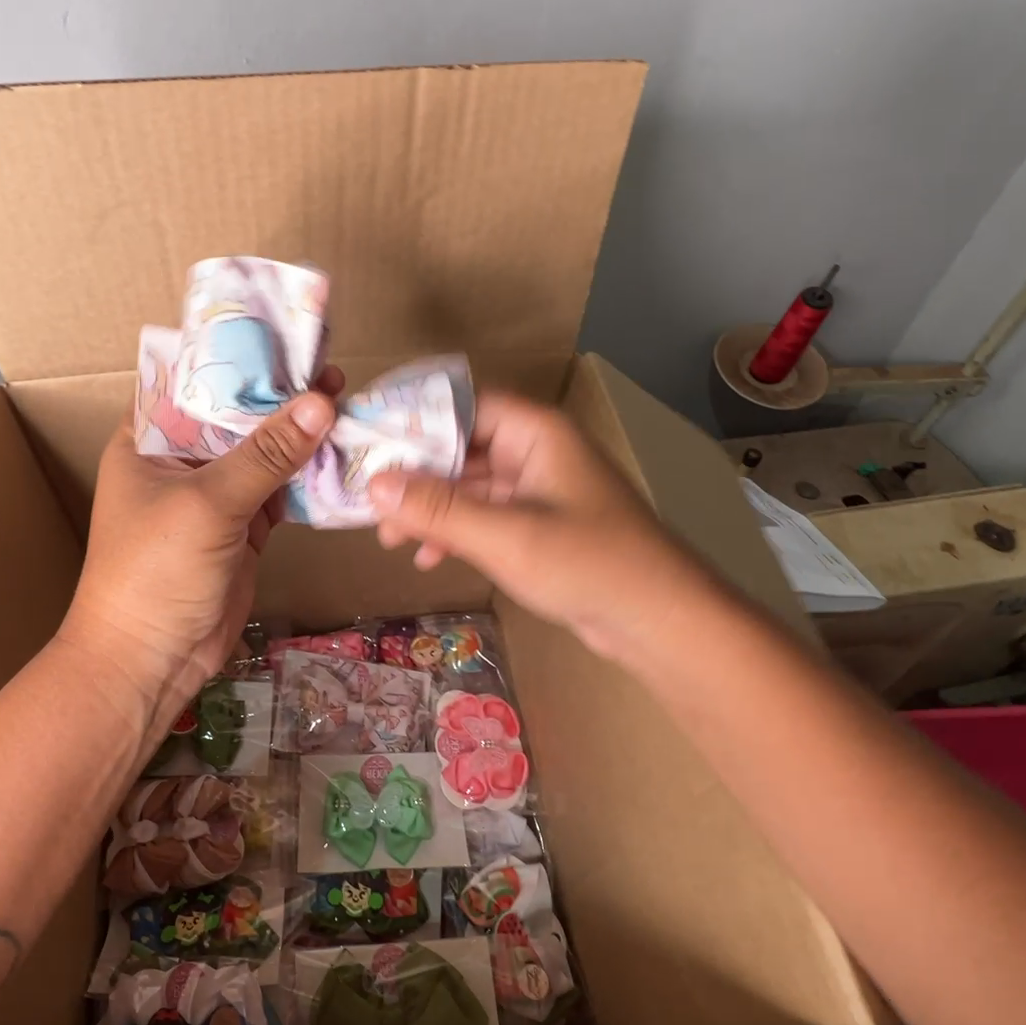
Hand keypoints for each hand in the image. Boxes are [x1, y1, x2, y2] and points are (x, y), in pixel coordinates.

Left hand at [58, 370, 342, 737]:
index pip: (196, 381)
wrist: (152, 661)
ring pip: (264, 454)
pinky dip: (308, 478)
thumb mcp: (209, 503)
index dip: (241, 358)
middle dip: (282, 398)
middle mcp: (181, 458)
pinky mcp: (243, 527)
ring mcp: (215, 494)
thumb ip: (266, 454)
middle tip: (332, 373)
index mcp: (150, 438)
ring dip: (301, 437)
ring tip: (346, 406)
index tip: (289, 337)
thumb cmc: (155, 571)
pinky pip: (280, 492)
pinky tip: (341, 457)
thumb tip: (321, 402)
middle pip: (238, 415)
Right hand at [369, 391, 698, 660]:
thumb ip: (438, 508)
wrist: (659, 620)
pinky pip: (484, 517)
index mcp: (535, 432)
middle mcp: (534, 452)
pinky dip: (455, 532)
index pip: (460, 404)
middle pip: (459, 446)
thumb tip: (373, 484)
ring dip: (430, 508)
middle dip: (414, 474)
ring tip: (389, 536)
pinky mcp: (539, 526)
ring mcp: (538, 490)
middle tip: (369, 500)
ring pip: (468, 485)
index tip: (366, 440)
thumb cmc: (587, 563)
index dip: (411, 418)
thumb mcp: (504, 535)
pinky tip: (427, 558)